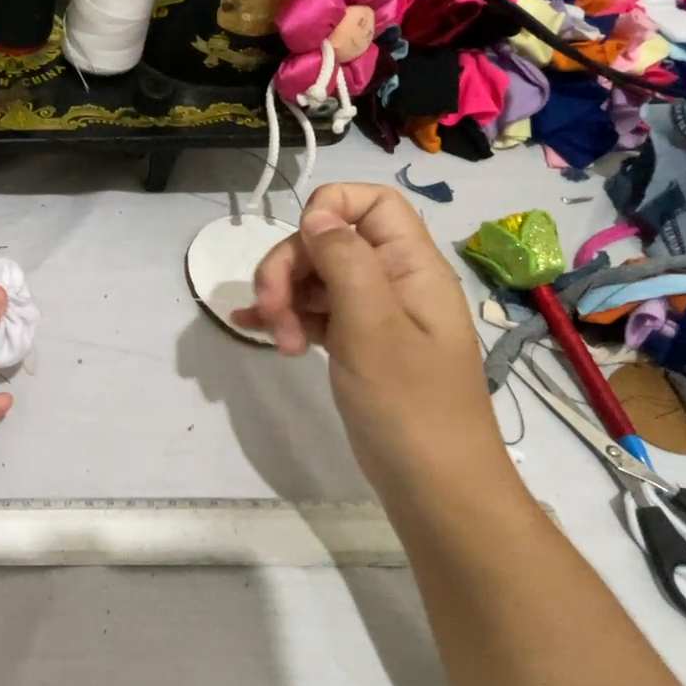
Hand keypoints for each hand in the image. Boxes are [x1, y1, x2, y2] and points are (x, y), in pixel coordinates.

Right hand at [234, 184, 499, 481]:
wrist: (432, 481)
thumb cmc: (409, 403)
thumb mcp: (374, 327)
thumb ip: (345, 262)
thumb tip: (315, 214)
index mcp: (411, 267)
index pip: (372, 204)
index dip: (329, 208)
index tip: (297, 247)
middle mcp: (391, 282)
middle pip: (327, 242)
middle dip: (288, 269)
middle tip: (272, 314)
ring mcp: (371, 314)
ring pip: (313, 279)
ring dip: (283, 301)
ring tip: (277, 343)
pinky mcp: (353, 345)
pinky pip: (311, 313)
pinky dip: (282, 318)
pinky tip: (253, 331)